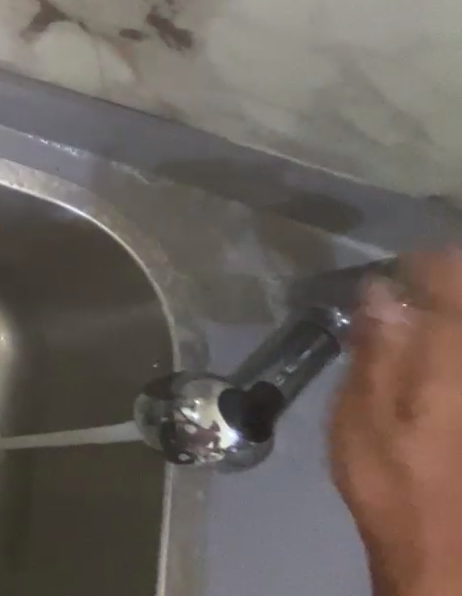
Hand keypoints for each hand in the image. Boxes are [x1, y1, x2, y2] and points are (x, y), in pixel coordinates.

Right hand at [331, 252, 461, 595]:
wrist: (453, 556)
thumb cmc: (392, 482)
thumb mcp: (362, 416)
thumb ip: (378, 350)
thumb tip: (381, 290)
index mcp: (449, 366)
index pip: (450, 289)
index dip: (433, 267)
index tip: (410, 258)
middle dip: (447, 291)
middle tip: (427, 277)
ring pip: (459, 341)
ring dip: (447, 322)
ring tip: (433, 310)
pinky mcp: (460, 412)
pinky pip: (459, 366)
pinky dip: (448, 349)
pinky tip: (436, 353)